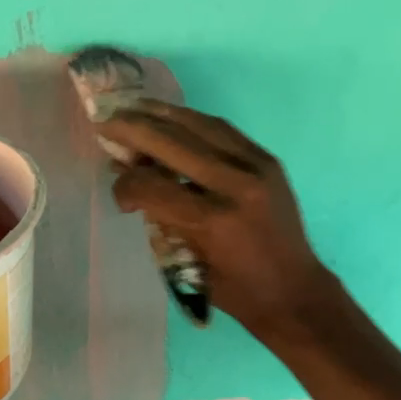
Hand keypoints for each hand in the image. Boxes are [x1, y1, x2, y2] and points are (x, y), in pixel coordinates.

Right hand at [96, 99, 338, 341]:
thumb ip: (158, 216)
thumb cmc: (236, 291)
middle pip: (173, 143)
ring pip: (200, 125)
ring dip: (162, 114)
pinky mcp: (267, 160)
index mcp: (213, 221)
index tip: (119, 192)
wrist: (295, 290)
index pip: (153, 187)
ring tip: (133, 108)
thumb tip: (128, 175)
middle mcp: (235, 185)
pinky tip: (171, 119)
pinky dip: (192, 121)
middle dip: (134, 129)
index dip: (127, 185)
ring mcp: (256, 167)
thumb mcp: (187, 262)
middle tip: (105, 121)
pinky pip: (223, 130)